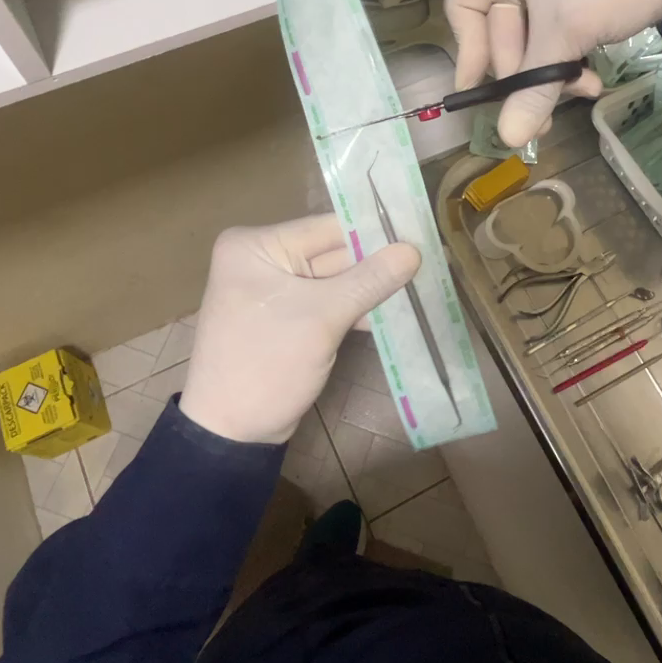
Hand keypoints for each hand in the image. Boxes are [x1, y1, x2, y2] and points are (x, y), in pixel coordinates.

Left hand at [179, 214, 420, 444]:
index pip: (327, 227)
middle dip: (377, 261)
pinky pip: (328, 302)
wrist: (231, 435)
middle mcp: (262, 258)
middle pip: (332, 252)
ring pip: (335, 279)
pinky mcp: (288, 318)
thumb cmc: (267, 364)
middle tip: (430, 257)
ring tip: (422, 282)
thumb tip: (414, 250)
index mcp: (255, 245)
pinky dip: (357, 307)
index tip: (420, 231)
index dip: (375, 230)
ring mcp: (274, 290)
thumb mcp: (322, 318)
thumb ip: (369, 280)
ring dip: (372, 287)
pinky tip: (396, 310)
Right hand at [446, 0, 661, 146]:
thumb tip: (508, 140)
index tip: (479, 96)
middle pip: (500, 27)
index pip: (464, 8)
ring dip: (550, 71)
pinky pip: (552, 27)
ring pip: (529, 34)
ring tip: (579, 93)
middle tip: (538, 115)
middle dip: (526, 73)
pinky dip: (566, 55)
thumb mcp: (565, 35)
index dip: (470, 55)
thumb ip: (532, 89)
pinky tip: (588, 78)